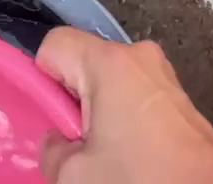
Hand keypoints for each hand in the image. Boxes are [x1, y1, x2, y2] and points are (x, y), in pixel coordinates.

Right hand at [35, 27, 212, 182]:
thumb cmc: (139, 178)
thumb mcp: (75, 177)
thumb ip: (52, 152)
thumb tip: (57, 140)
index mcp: (110, 63)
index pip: (56, 44)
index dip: (41, 78)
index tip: (47, 119)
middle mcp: (136, 54)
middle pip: (82, 61)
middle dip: (68, 100)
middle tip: (71, 144)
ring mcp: (158, 70)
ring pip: (106, 79)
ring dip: (93, 111)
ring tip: (100, 154)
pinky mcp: (171, 90)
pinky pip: (129, 91)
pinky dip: (117, 114)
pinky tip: (123, 152)